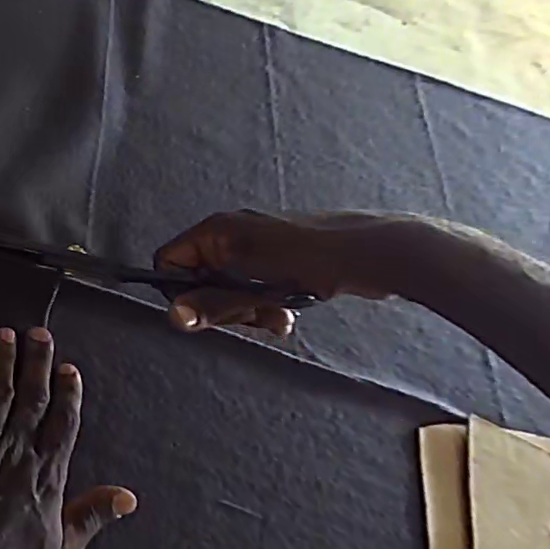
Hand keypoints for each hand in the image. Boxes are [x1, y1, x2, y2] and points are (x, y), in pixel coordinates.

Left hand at [0, 327, 134, 548]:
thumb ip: (92, 518)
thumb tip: (128, 496)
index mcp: (47, 480)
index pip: (62, 425)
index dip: (68, 393)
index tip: (70, 367)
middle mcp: (17, 458)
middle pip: (31, 400)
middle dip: (36, 363)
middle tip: (39, 332)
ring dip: (2, 362)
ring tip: (5, 333)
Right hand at [152, 210, 422, 335]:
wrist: (381, 252)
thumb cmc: (313, 259)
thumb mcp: (253, 287)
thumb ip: (211, 303)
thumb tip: (173, 316)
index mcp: (214, 231)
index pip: (169, 261)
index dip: (178, 289)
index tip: (203, 310)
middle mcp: (229, 234)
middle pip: (198, 277)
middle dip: (220, 304)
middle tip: (246, 316)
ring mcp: (255, 246)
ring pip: (227, 286)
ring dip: (245, 309)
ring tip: (272, 317)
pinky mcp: (279, 259)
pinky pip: (253, 285)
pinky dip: (263, 303)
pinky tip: (285, 314)